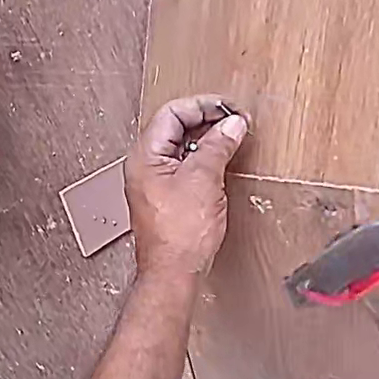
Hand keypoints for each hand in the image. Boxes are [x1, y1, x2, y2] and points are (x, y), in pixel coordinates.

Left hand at [125, 94, 247, 280]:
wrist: (173, 272)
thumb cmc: (179, 235)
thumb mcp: (203, 179)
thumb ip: (218, 145)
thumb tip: (232, 124)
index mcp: (144, 157)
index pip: (170, 113)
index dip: (201, 106)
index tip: (228, 110)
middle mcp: (143, 167)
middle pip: (174, 128)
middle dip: (206, 121)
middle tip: (235, 123)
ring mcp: (153, 183)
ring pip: (180, 148)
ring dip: (207, 140)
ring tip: (233, 140)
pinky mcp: (165, 198)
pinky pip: (183, 168)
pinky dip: (203, 160)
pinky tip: (222, 162)